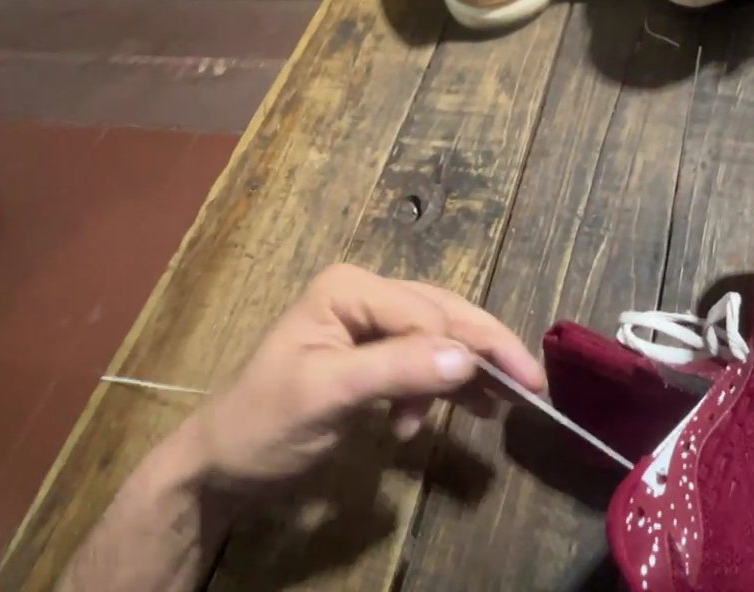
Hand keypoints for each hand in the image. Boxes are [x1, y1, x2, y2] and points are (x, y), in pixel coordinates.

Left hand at [192, 264, 545, 495]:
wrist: (221, 464)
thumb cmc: (265, 423)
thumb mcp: (327, 396)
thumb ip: (396, 371)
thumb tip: (466, 359)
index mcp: (350, 288)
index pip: (425, 312)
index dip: (463, 349)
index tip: (492, 396)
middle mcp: (365, 295)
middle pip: (442, 314)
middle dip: (485, 348)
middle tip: (531, 385)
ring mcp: (370, 323)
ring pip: (440, 334)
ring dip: (468, 369)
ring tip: (503, 403)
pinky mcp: (373, 354)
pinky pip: (424, 358)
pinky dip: (445, 384)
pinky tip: (464, 407)